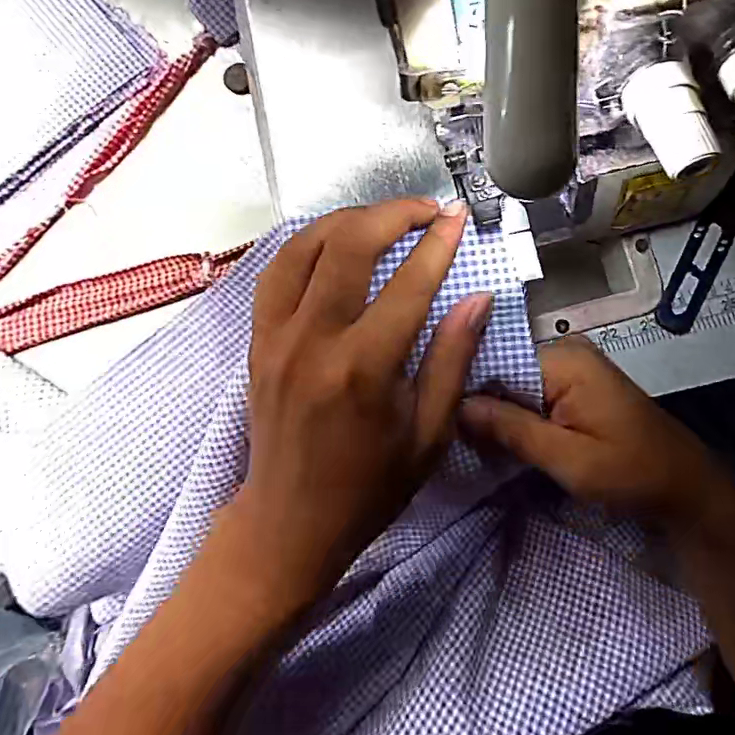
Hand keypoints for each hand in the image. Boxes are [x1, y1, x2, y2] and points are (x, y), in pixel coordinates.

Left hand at [223, 198, 492, 607]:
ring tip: (384, 219)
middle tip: (425, 210)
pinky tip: (334, 242)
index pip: (407, 284)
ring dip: (347, 220)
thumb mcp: (428, 433)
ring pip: (303, 246)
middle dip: (393, 214)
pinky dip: (308, 244)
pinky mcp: (256, 340)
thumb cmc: (368, 486)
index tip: (457, 217)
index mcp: (363, 370)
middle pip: (349, 246)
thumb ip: (452, 359)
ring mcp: (275, 337)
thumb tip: (477, 298)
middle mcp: (313, 342)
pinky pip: (276, 271)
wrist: (287, 524)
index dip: (438, 243)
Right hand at [459, 336, 734, 528]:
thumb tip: (455, 405)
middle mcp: (565, 349)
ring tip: (473, 442)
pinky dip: (519, 416)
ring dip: (499, 414)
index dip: (467, 393)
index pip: (495, 363)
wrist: (686, 487)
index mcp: (563, 358)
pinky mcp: (576, 383)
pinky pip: (532, 392)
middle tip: (457, 440)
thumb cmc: (632, 474)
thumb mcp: (569, 460)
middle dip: (482, 405)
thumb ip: (513, 430)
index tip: (443, 423)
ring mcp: (572, 364)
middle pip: (503, 371)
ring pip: (514, 384)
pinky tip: (503, 438)